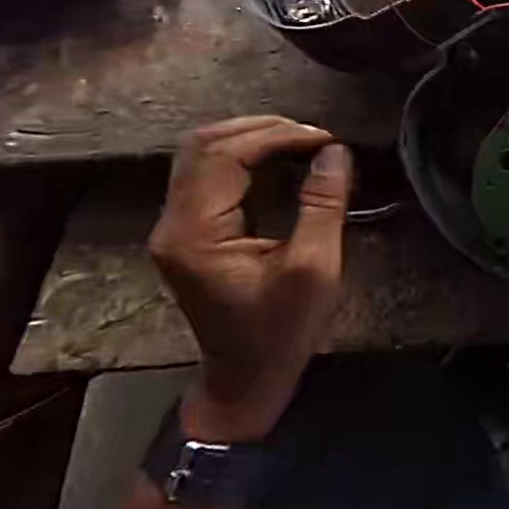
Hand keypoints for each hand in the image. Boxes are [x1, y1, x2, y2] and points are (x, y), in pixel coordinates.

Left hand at [147, 116, 353, 441]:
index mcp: (195, 234)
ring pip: (201, 155)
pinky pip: (208, 175)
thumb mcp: (315, 269)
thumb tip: (336, 152)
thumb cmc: (281, 331)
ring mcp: (176, 227)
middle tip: (315, 136)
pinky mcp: (189, 232)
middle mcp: (173, 224)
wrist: (246, 378)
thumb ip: (323, 206)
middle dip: (262, 130)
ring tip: (302, 142)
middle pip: (203, 146)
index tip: (325, 140)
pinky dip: (245, 157)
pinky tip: (281, 160)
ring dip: (251, 139)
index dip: (275, 137)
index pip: (223, 157)